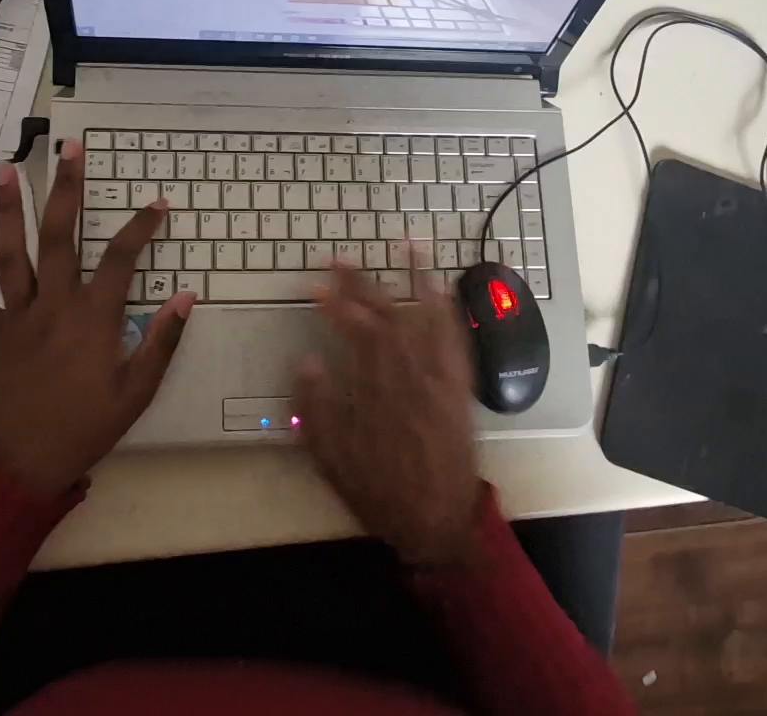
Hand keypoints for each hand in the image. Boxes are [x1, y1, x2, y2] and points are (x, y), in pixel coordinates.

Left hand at [0, 139, 194, 495]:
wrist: (26, 462)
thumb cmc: (88, 426)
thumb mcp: (138, 391)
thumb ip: (163, 341)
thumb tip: (187, 297)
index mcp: (93, 318)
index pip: (122, 258)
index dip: (142, 226)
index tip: (158, 203)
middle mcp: (53, 306)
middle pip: (60, 236)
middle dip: (67, 188)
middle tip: (71, 148)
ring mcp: (17, 317)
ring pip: (11, 254)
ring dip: (8, 210)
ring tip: (6, 169)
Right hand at [297, 262, 481, 568]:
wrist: (439, 520)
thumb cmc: (379, 491)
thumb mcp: (331, 460)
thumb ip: (315, 410)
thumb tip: (306, 362)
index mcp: (374, 394)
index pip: (354, 333)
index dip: (334, 305)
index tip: (315, 286)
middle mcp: (409, 377)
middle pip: (385, 317)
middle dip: (361, 284)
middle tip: (340, 259)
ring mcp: (440, 379)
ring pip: (425, 320)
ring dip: (414, 280)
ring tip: (405, 247)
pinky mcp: (460, 386)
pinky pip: (457, 341)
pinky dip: (449, 312)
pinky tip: (443, 289)